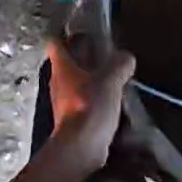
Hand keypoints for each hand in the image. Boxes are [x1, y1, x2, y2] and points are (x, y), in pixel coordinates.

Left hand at [45, 38, 135, 171]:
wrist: (80, 149)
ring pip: (75, 84)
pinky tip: (111, 104)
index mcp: (61, 67)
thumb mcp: (110, 81)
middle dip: (84, 59)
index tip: (81, 32)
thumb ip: (119, 66)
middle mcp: (57, 82)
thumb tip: (127, 57)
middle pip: (67, 63)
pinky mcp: (70, 120)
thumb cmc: (90, 107)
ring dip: (91, 81)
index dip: (65, 34)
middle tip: (105, 57)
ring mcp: (62, 102)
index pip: (55, 42)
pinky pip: (82, 103)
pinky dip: (94, 101)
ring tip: (113, 81)